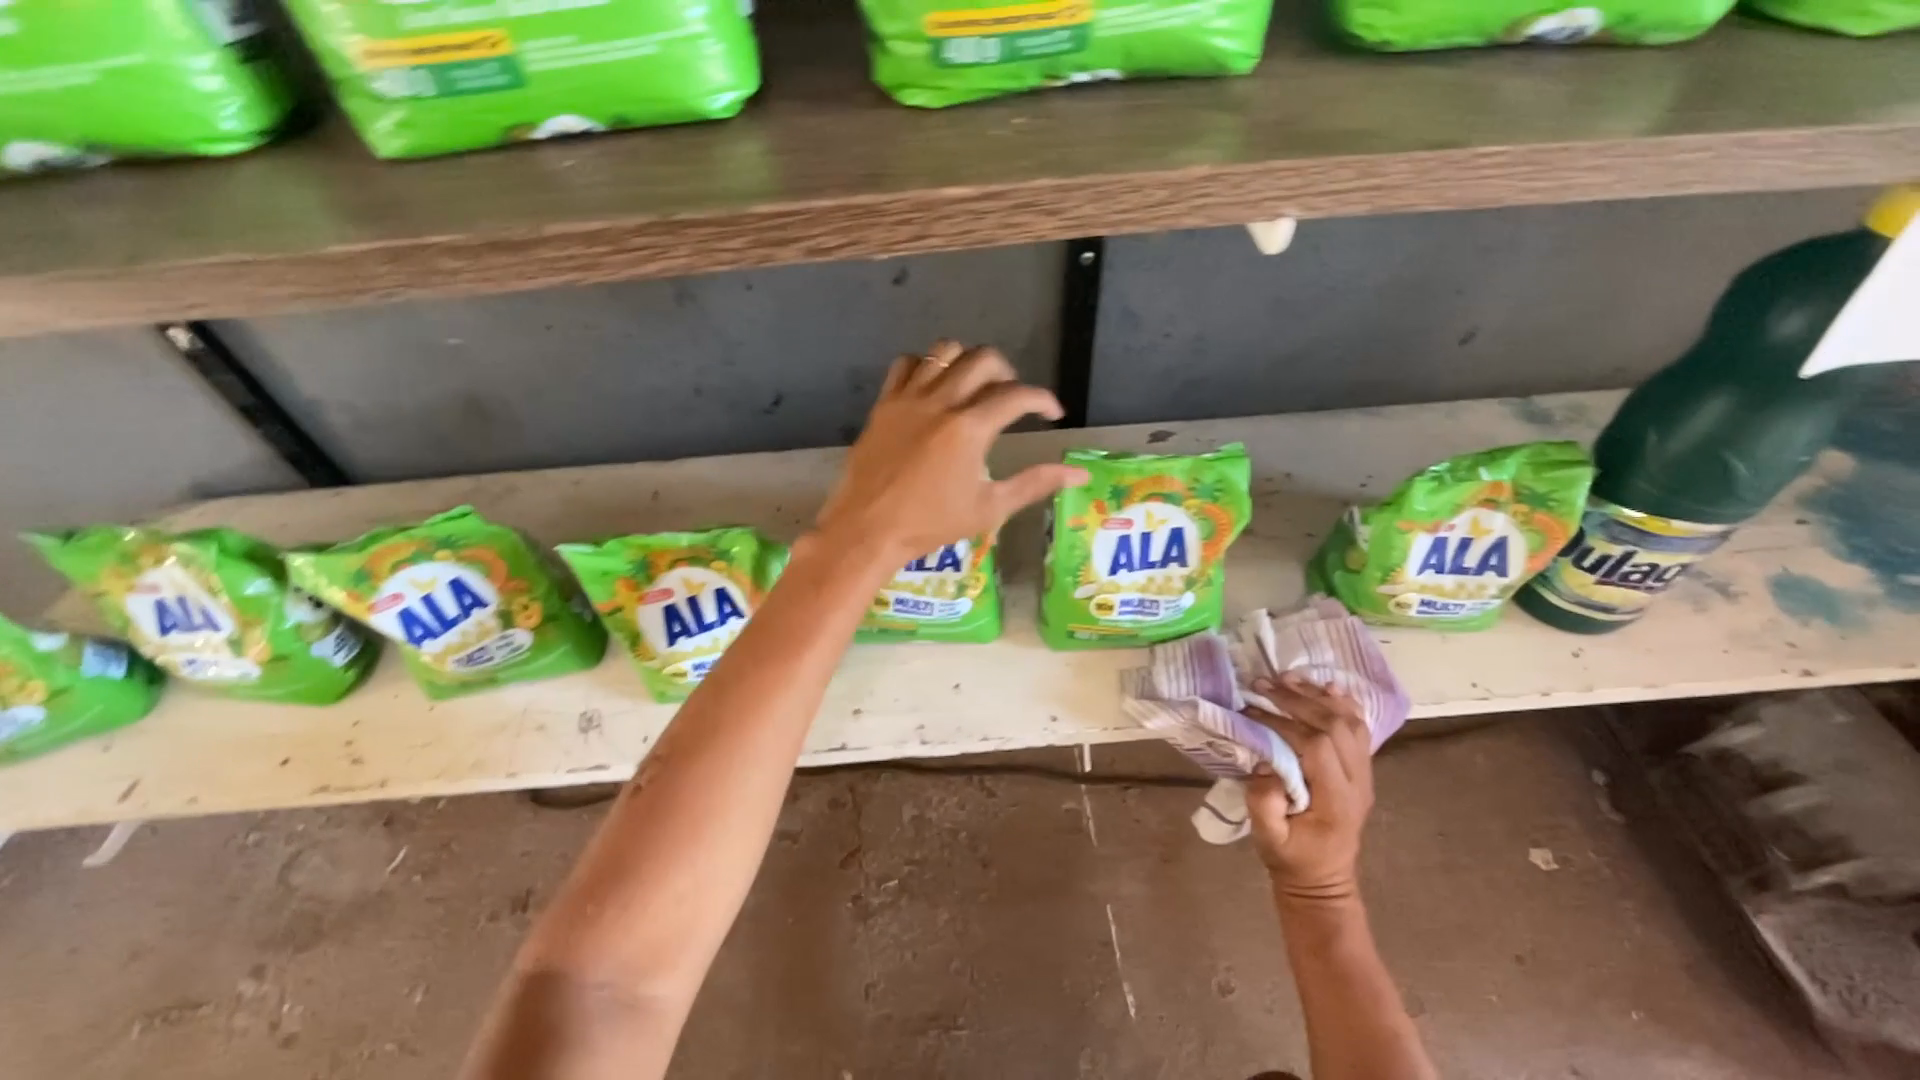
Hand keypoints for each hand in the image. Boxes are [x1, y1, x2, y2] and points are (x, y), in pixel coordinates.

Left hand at [817, 340, 1089, 560]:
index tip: (1052, 413)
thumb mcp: (989, 508)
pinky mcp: (884, 404)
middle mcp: (941, 403)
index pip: (1017, 396)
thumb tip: (1078, 472)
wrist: (867, 529)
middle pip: (983, 360)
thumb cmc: (930, 524)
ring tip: (974, 386)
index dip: (1042, 400)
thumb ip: (1034, 483)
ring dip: (967, 361)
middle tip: (1012, 398)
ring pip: (945, 352)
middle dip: (1008, 373)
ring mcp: (908, 399)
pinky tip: (934, 388)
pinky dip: (927, 366)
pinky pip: (907, 364)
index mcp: (970, 429)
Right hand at [1245, 672, 1374, 903]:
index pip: (1316, 745)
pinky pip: (1359, 727)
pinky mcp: (1362, 768)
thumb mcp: (1269, 840)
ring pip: (1351, 721)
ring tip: (1285, 679)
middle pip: (1336, 725)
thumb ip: (1264, 804)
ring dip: (1318, 696)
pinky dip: (1342, 702)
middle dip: (1297, 700)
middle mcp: (1358, 782)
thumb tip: (1263, 761)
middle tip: (1262, 685)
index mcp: (1336, 800)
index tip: (1251, 711)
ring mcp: (1365, 773)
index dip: (1284, 723)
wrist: (1322, 878)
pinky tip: (1322, 687)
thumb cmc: (1292, 858)